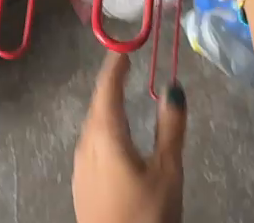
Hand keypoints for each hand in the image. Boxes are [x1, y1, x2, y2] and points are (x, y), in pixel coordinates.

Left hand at [73, 52, 185, 222]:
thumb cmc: (146, 215)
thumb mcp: (167, 171)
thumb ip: (170, 126)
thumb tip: (174, 87)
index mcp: (105, 134)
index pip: (107, 88)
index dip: (115, 65)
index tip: (125, 47)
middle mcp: (86, 143)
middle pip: (97, 104)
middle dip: (111, 83)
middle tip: (126, 66)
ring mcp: (80, 166)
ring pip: (93, 124)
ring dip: (107, 106)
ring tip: (122, 94)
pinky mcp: (81, 184)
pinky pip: (92, 142)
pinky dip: (104, 127)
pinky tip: (115, 135)